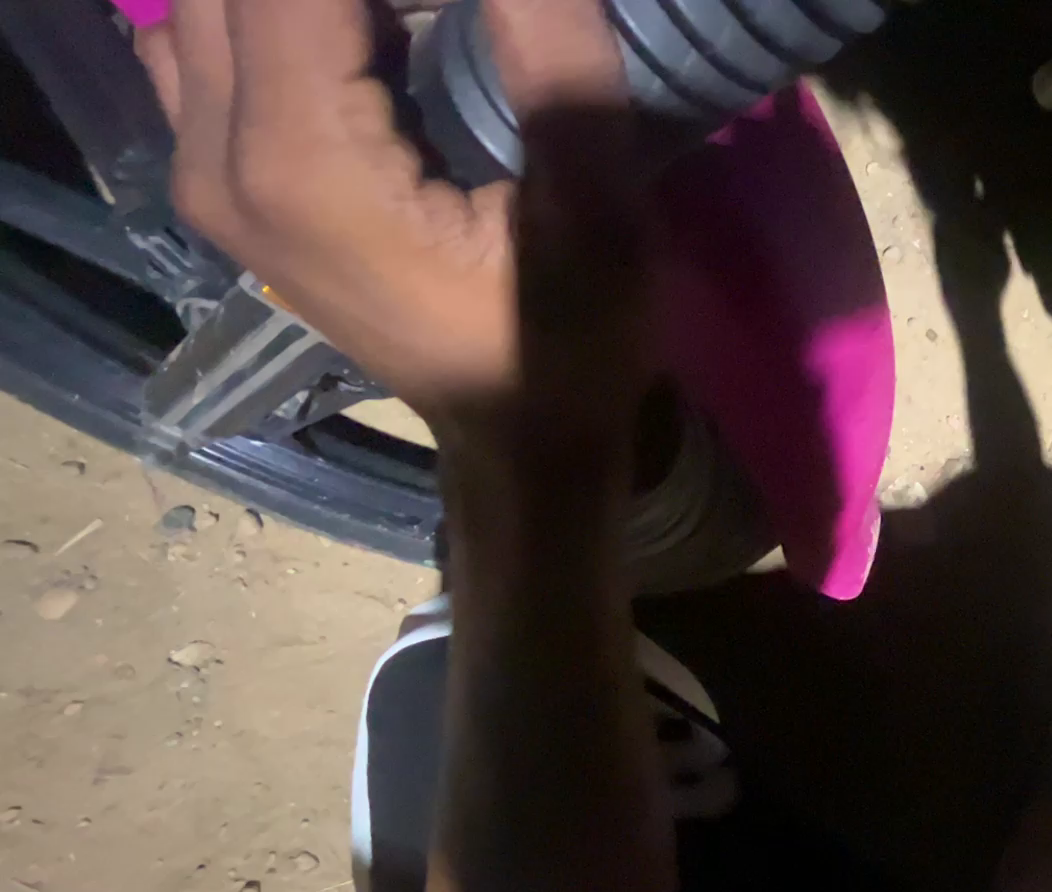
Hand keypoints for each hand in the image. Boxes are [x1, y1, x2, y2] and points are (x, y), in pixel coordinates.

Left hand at [135, 0, 642, 451]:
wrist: (530, 443)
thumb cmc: (574, 349)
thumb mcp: (599, 224)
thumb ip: (556, 70)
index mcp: (305, 161)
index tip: (491, 16)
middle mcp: (217, 155)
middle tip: (465, 34)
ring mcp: (208, 176)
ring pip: (219, 5)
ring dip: (325, 8)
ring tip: (424, 39)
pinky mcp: (232, 193)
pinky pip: (217, 50)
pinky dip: (290, 27)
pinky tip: (372, 58)